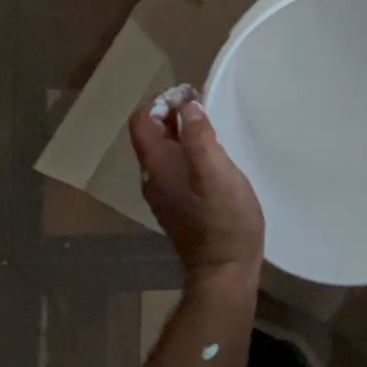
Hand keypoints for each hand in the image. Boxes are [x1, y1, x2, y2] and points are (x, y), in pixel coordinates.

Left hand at [128, 95, 264, 279]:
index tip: (191, 94)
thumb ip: (199, 137)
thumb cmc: (223, 219)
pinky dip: (188, 150)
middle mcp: (154, 178)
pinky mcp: (179, 205)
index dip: (161, 101)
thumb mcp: (216, 172)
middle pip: (151, 134)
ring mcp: (165, 194)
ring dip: (182, 130)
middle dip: (173, 112)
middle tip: (204, 102)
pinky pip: (176, 166)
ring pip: (164, 151)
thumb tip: (187, 105)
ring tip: (211, 123)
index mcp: (158, 166)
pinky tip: (213, 154)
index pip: (142, 121)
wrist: (224, 271)